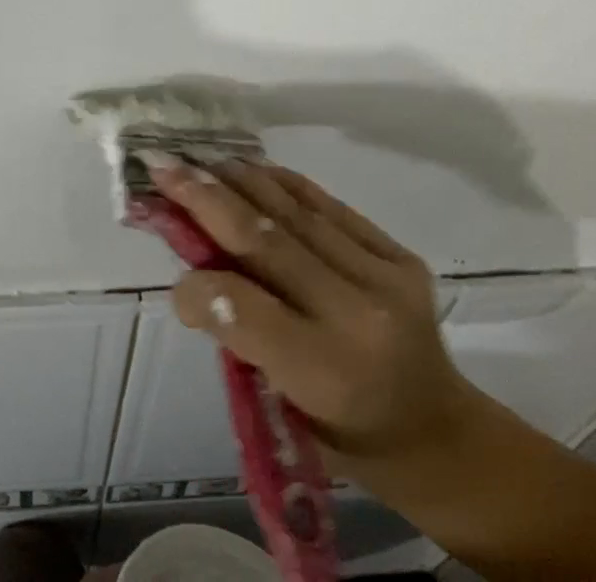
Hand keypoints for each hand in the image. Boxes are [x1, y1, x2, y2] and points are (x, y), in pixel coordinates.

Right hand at [138, 153, 480, 471]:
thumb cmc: (340, 435)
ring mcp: (386, 279)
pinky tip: (250, 169)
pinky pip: (331, 208)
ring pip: (297, 215)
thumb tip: (194, 272)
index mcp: (323, 372)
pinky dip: (284, 185)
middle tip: (162, 166)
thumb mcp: (277, 402)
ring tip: (197, 161)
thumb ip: (238, 334)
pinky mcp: (401, 257)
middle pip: (268, 245)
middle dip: (207, 200)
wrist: (433, 429)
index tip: (172, 274)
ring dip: (240, 182)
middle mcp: (359, 316)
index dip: (197, 284)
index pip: (243, 308)